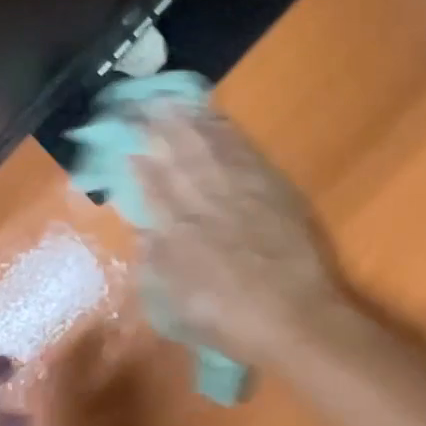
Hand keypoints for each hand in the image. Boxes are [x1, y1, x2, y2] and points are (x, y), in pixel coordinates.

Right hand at [132, 109, 349, 364]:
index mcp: (179, 232)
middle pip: (178, 158)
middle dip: (159, 131)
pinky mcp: (271, 189)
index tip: (127, 145)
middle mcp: (205, 204)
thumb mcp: (180, 306)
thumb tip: (143, 231)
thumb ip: (158, 264)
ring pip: (208, 148)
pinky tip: (216, 120)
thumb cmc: (234, 322)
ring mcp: (239, 192)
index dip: (139, 163)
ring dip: (188, 124)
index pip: (153, 187)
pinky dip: (227, 133)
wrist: (298, 321)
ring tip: (172, 104)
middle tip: (144, 107)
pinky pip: (243, 152)